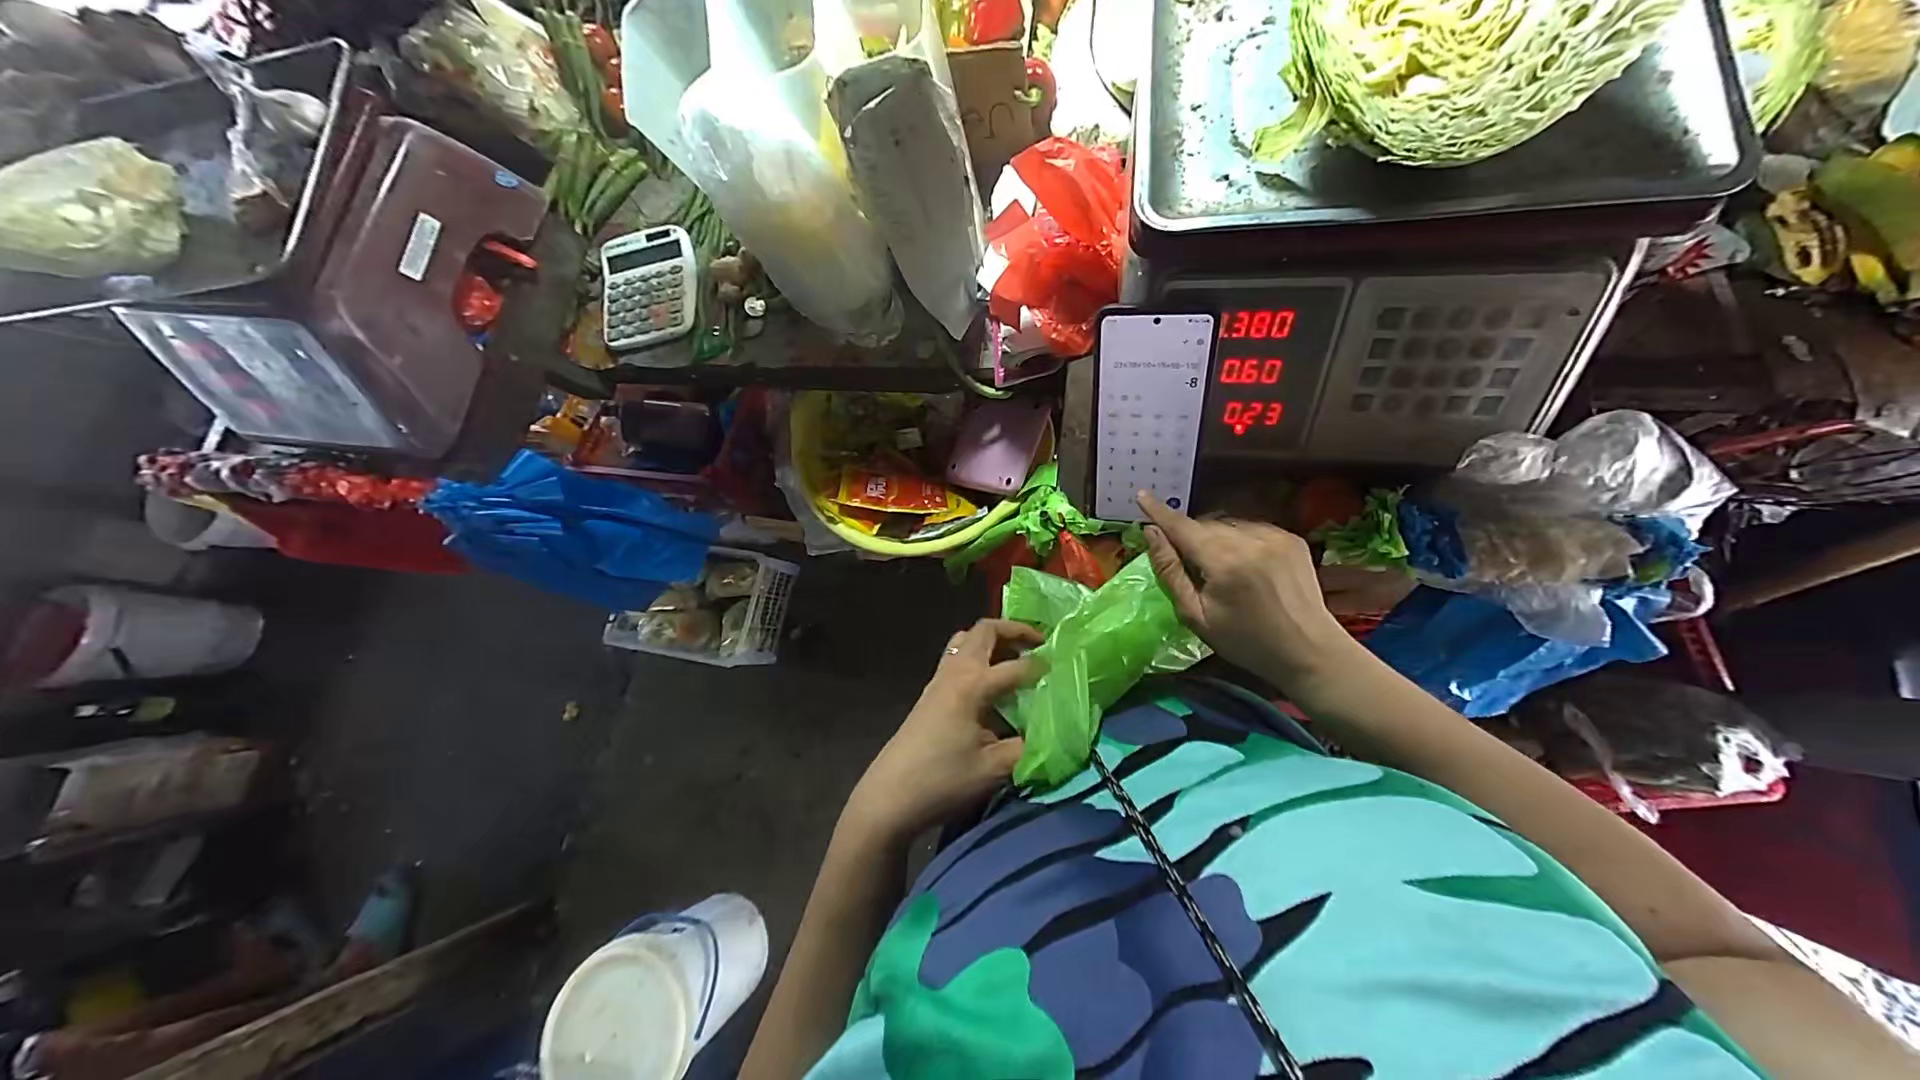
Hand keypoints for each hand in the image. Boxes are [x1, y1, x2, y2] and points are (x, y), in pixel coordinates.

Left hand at [844, 619, 1042, 843]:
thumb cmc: (943, 781)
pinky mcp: (930, 693)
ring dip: (993, 640)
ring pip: (966, 640)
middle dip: (1015, 631)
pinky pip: (956, 657)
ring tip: (1016, 657)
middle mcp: (955, 672)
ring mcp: (938, 680)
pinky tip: (991, 683)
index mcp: (972, 684)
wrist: (890, 797)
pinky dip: (978, 656)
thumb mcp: (995, 769)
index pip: (1017, 666)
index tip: (1067, 672)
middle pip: (984, 631)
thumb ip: (1028, 746)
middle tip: (1040, 644)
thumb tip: (1053, 732)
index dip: (1044, 667)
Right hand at [1138, 492, 1360, 687]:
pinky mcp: (1290, 538)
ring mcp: (1274, 536)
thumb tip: (1151, 533)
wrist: (1309, 650)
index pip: (1182, 527)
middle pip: (1204, 525)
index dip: (1159, 512)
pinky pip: (1251, 528)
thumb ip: (1170, 572)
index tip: (1142, 495)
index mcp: (1224, 562)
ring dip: (1214, 537)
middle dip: (1189, 536)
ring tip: (1218, 568)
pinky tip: (1244, 565)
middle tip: (1187, 563)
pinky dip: (1238, 540)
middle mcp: (1250, 540)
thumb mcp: (1196, 616)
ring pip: (1227, 525)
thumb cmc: (1245, 641)